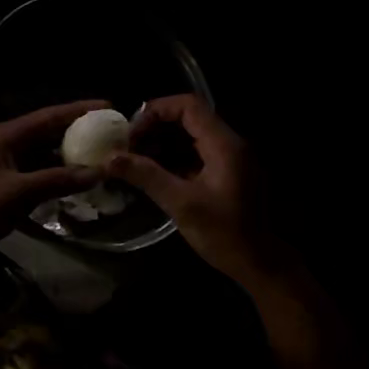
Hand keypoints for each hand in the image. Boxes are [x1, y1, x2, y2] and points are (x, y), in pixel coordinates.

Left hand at [0, 100, 108, 249]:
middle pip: (50, 130)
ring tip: (105, 151)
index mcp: (7, 136)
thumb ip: (57, 181)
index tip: (108, 106)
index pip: (49, 116)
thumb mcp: (17, 193)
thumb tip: (97, 172)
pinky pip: (42, 168)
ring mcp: (10, 161)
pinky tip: (82, 176)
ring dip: (73, 152)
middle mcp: (10, 142)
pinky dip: (61, 171)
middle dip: (81, 130)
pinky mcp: (11, 179)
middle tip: (112, 130)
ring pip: (48, 150)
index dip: (79, 110)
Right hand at [105, 95, 303, 287]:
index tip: (131, 131)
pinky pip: (196, 153)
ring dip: (162, 143)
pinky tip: (151, 172)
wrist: (259, 263)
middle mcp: (229, 143)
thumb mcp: (181, 204)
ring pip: (190, 136)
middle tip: (128, 146)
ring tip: (134, 158)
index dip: (156, 110)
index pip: (189, 105)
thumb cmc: (224, 233)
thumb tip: (109, 158)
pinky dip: (173, 157)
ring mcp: (229, 158)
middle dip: (155, 127)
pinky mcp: (225, 173)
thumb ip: (147, 175)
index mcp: (224, 144)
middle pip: (189, 117)